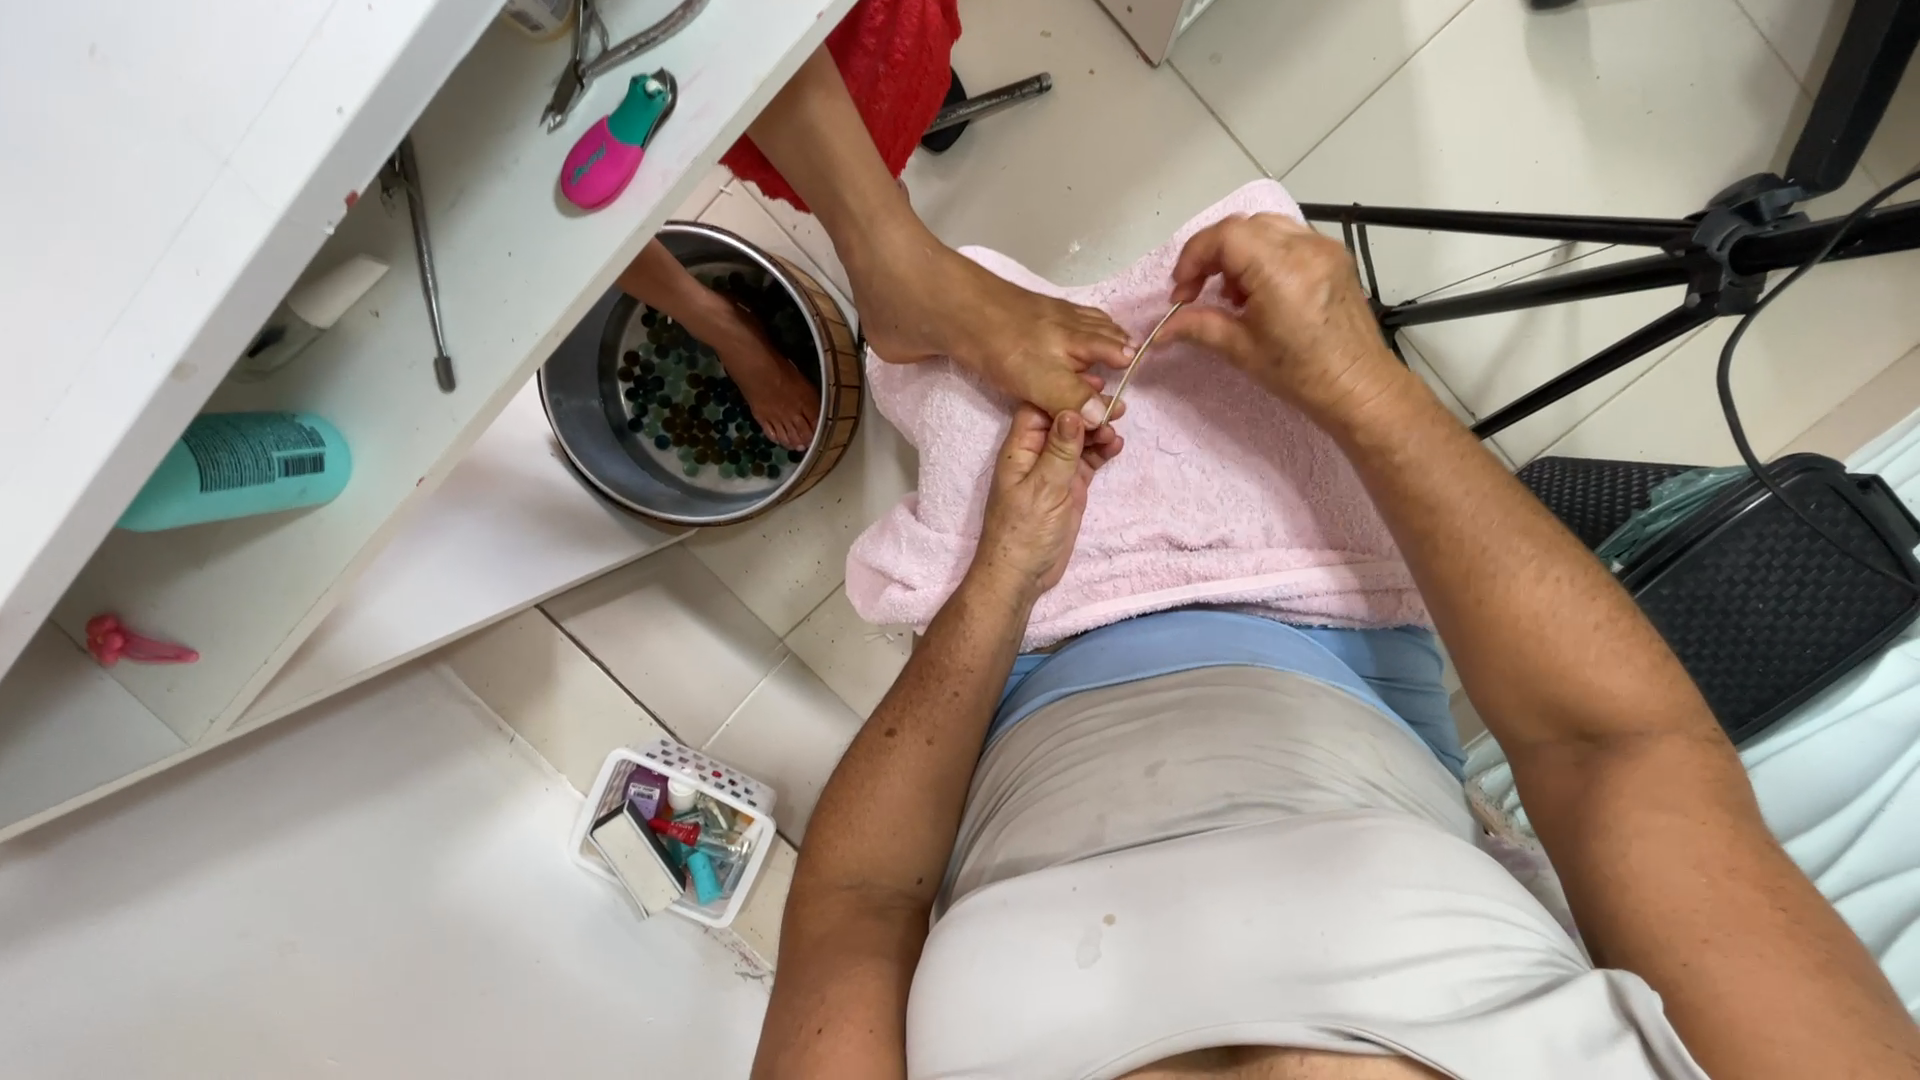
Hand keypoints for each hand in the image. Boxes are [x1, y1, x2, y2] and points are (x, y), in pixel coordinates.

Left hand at [971, 405, 1120, 600]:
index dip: (1064, 392)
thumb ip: (1060, 450)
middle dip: (1088, 411)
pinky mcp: (1069, 487)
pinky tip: (1116, 446)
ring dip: (1098, 432)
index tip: (1095, 385)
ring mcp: (1054, 471)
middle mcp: (1036, 455)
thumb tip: (1072, 410)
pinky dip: (1101, 452)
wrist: (1022, 575)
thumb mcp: (1044, 488)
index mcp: (1020, 449)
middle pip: (1063, 421)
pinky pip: (1086, 461)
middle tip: (1119, 406)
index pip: (1039, 408)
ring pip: (1078, 440)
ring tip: (1118, 429)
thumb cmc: (1023, 532)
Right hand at [1161, 213, 1406, 424]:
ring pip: (1265, 226)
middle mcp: (1305, 248)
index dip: (1194, 257)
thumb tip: (1160, 331)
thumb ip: (1196, 327)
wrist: (1356, 385)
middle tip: (1196, 291)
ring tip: (1229, 292)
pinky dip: (1261, 253)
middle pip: (1242, 226)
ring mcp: (1324, 247)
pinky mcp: (1333, 255)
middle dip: (1210, 254)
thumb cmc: (1301, 374)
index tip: (1182, 292)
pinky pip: (1288, 237)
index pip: (1225, 236)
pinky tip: (1257, 289)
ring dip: (1235, 252)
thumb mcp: (1240, 350)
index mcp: (1281, 270)